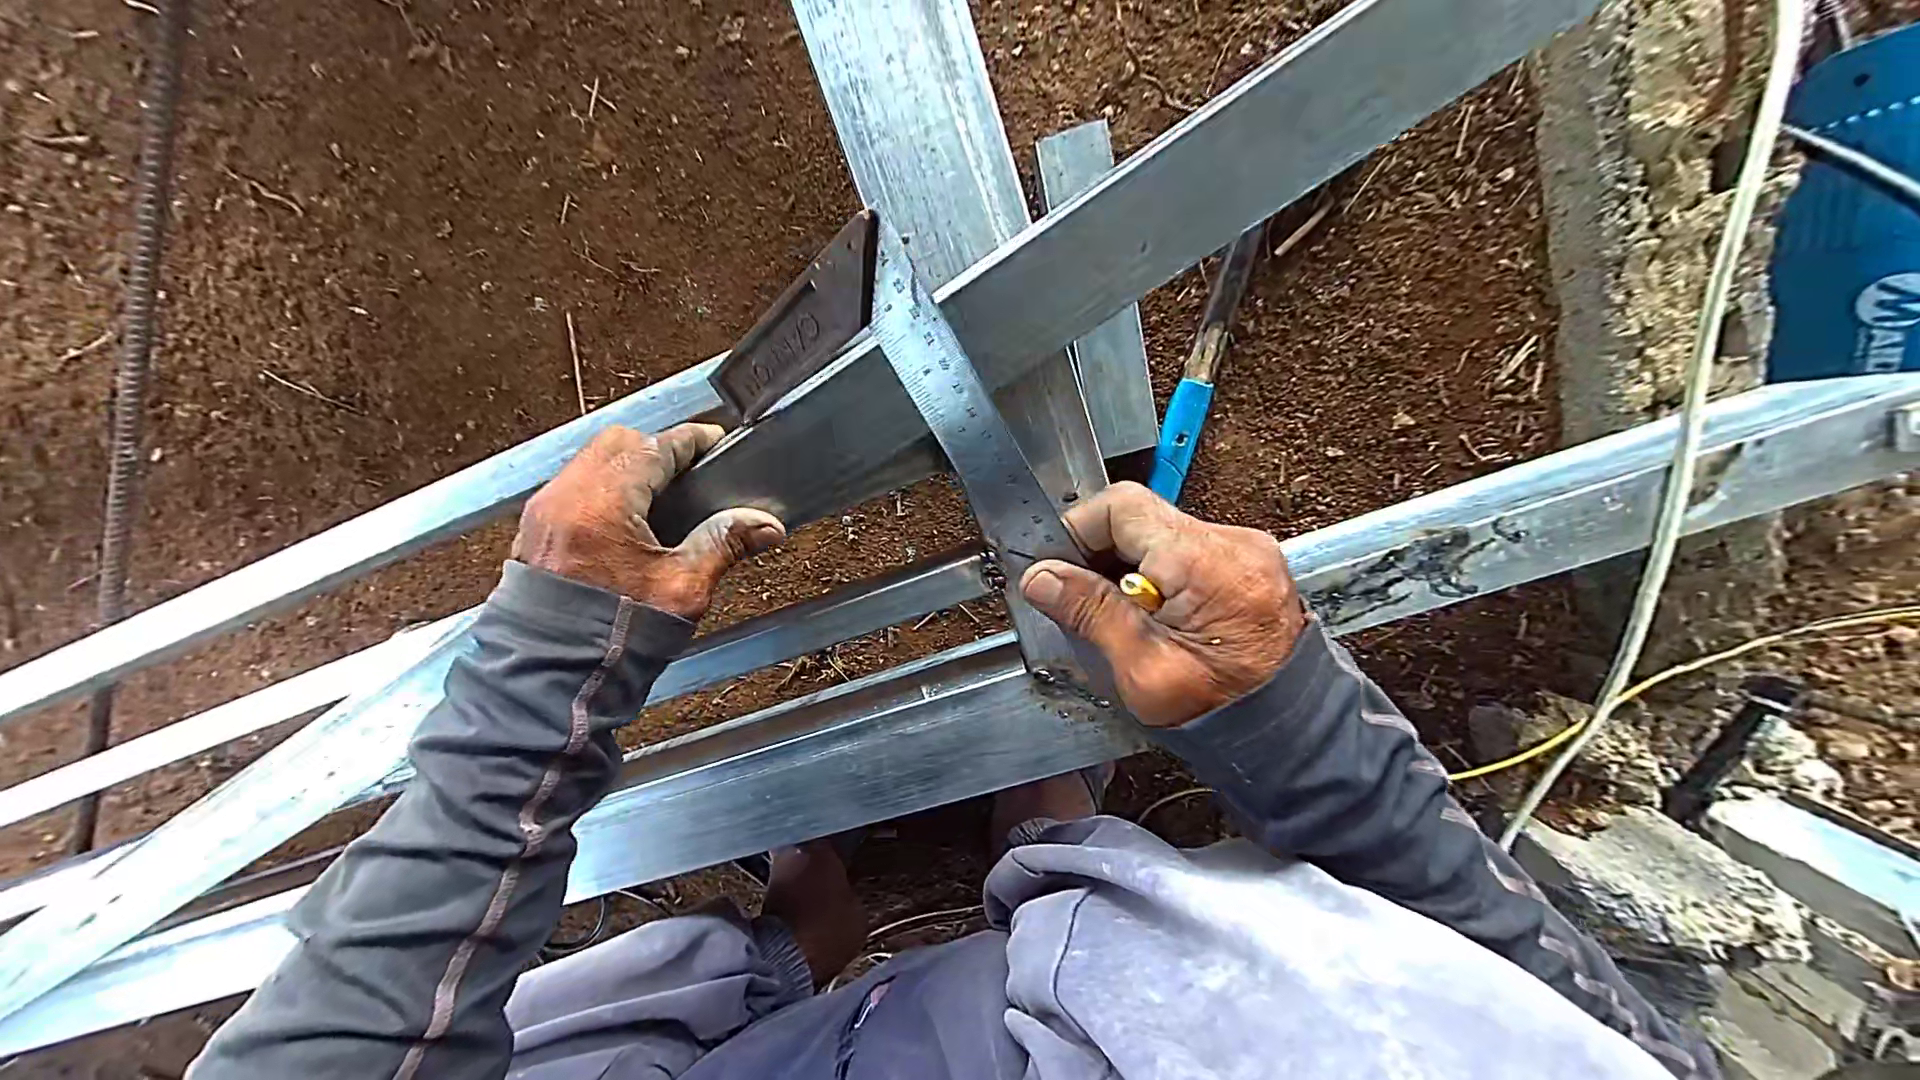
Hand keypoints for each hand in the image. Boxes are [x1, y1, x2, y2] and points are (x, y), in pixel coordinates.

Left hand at [512, 424, 784, 620]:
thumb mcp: (683, 588)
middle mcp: (564, 499)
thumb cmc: (610, 638)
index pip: (654, 448)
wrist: (550, 681)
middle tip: (692, 467)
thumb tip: (765, 526)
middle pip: (617, 443)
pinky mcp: (536, 531)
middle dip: (658, 448)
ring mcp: (544, 513)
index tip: (714, 442)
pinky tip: (633, 517)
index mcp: (602, 506)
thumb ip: (725, 544)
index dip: (691, 440)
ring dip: (630, 466)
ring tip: (666, 492)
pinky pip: (575, 487)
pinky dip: (607, 488)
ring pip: (592, 461)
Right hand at [1019, 482, 1306, 726]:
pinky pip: (1177, 548)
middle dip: (1097, 553)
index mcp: (1209, 565)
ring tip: (1120, 614)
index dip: (1076, 529)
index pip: (1121, 507)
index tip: (1054, 565)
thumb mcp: (1142, 670)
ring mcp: (1241, 550)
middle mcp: (1232, 545)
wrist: (1289, 732)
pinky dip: (1149, 573)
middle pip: (1136, 516)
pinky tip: (1146, 611)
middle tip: (1083, 600)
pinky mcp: (1240, 561)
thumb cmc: (1226, 715)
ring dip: (1121, 565)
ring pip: (1153, 532)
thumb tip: (1042, 577)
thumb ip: (1090, 613)